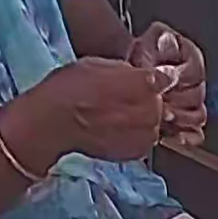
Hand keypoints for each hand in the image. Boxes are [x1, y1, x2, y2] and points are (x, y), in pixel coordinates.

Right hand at [24, 57, 170, 162]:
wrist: (56, 124)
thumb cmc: (71, 89)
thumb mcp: (98, 64)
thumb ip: (126, 71)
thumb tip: (142, 76)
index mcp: (140, 82)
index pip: (160, 80)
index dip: (154, 80)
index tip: (149, 80)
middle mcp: (146, 110)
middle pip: (158, 105)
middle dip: (147, 101)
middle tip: (126, 100)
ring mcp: (142, 135)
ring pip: (153, 126)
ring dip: (143, 121)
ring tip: (121, 117)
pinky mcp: (134, 153)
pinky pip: (144, 143)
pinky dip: (136, 137)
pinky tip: (119, 131)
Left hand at [128, 23, 205, 145]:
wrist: (134, 76)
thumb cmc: (143, 58)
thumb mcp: (149, 41)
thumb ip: (159, 42)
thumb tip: (166, 45)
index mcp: (193, 60)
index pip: (194, 73)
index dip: (178, 79)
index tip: (163, 81)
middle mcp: (197, 84)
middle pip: (197, 97)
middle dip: (175, 101)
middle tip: (158, 103)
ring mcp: (195, 106)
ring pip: (198, 117)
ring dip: (179, 119)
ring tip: (161, 117)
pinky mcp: (190, 125)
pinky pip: (196, 136)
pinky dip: (185, 138)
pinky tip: (171, 136)